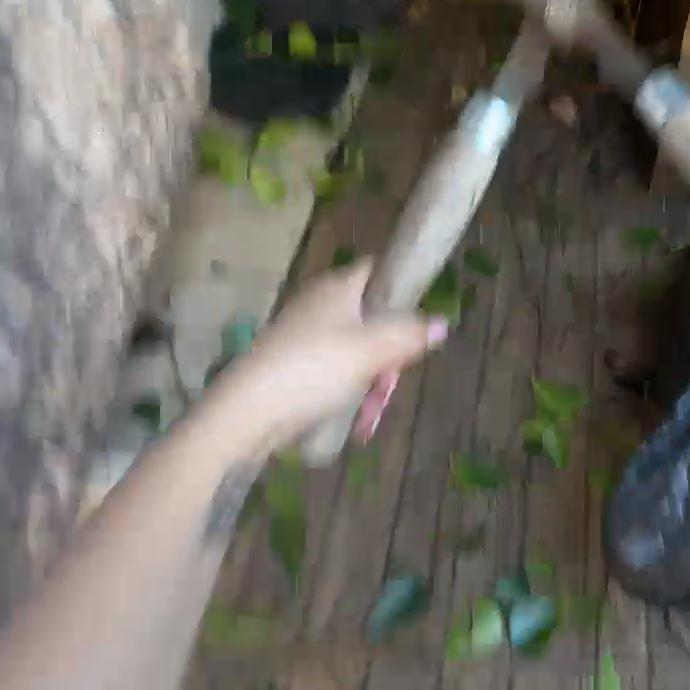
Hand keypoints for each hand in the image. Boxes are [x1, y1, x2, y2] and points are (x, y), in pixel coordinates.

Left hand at [205, 259, 446, 452]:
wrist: (247, 411)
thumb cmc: (314, 368)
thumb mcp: (373, 350)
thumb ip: (410, 334)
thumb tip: (443, 323)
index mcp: (338, 287)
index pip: (376, 269)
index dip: (400, 286)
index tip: (418, 317)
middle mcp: (321, 303)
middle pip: (372, 317)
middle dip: (390, 352)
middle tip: (392, 381)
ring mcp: (304, 334)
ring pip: (356, 349)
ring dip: (372, 379)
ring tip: (372, 412)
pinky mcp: (293, 365)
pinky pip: (334, 371)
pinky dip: (349, 390)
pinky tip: (356, 420)